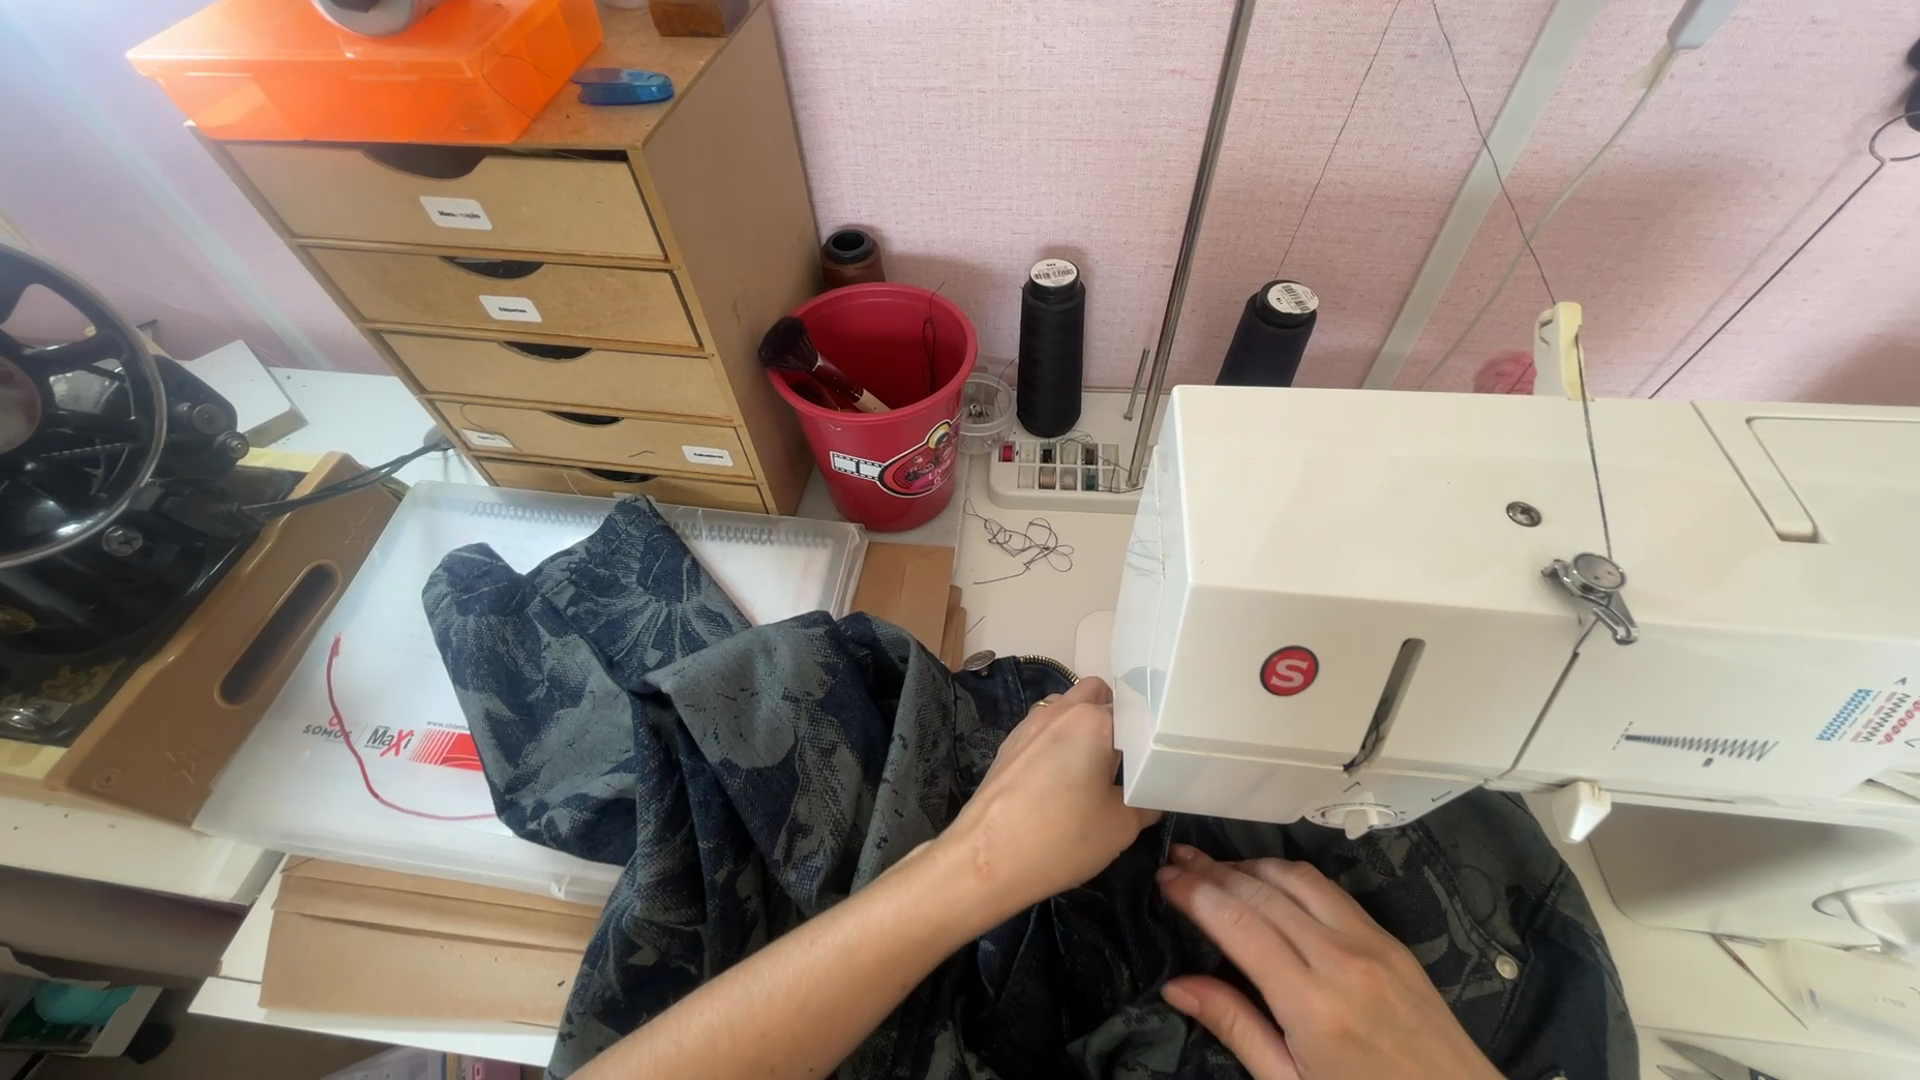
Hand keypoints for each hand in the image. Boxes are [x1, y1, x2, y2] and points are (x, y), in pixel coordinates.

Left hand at [936, 677, 1159, 920]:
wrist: (986, 858)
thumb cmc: (1061, 837)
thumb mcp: (1121, 826)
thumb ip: (1146, 802)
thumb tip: (1151, 796)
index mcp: (1092, 720)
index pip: (1134, 710)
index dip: (1148, 733)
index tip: (1156, 758)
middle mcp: (1059, 711)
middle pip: (1095, 694)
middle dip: (1114, 717)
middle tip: (1126, 758)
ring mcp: (1029, 724)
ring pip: (1066, 708)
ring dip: (1083, 725)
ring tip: (1094, 768)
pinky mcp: (1009, 744)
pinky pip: (1044, 728)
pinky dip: (1059, 740)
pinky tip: (1062, 779)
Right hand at [1156, 846, 1501, 1079]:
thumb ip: (1236, 1028)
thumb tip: (1174, 985)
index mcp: (1312, 1004)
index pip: (1237, 923)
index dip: (1194, 893)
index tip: (1163, 877)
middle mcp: (1340, 958)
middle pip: (1260, 892)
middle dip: (1211, 871)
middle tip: (1175, 861)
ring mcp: (1371, 942)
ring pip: (1294, 877)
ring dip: (1247, 865)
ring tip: (1212, 866)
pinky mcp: (1390, 939)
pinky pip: (1328, 888)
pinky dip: (1286, 874)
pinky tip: (1266, 880)